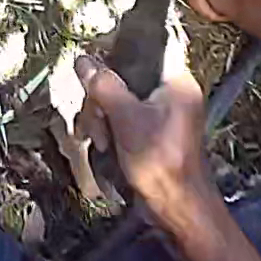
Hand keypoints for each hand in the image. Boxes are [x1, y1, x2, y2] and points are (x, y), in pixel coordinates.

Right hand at [75, 53, 217, 231]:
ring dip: (101, 114)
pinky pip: (121, 113)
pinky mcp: (150, 129)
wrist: (178, 212)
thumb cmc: (159, 161)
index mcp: (176, 80)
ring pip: (118, 95)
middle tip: (96, 118)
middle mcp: (170, 90)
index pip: (144, 48)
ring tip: (98, 138)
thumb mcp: (125, 117)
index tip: (95, 66)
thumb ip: (103, 84)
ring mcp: (160, 111)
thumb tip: (82, 60)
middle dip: (102, 96)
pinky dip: (108, 125)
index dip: (115, 51)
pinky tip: (101, 143)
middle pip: (123, 74)